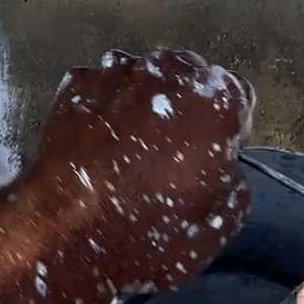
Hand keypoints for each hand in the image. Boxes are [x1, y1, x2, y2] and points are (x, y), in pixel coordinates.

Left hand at [26, 48, 253, 294]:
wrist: (65, 231)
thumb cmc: (148, 233)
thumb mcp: (215, 227)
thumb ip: (232, 183)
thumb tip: (223, 170)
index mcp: (215, 100)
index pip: (239, 94)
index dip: (230, 123)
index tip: (216, 149)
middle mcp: (169, 70)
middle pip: (190, 75)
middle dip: (187, 103)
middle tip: (172, 149)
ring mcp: (120, 70)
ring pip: (144, 75)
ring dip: (144, 99)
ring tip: (130, 145)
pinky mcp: (79, 80)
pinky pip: (103, 85)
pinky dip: (105, 104)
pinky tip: (97, 139)